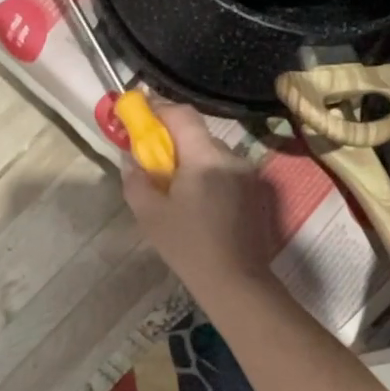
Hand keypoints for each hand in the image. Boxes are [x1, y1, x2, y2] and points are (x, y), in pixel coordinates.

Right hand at [121, 104, 279, 295]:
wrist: (235, 282)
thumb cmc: (188, 248)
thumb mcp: (150, 215)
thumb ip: (136, 179)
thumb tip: (133, 159)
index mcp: (205, 157)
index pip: (182, 114)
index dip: (158, 109)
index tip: (138, 114)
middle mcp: (232, 157)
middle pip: (197, 136)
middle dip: (173, 143)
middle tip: (153, 164)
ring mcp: (248, 175)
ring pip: (212, 156)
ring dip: (193, 164)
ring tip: (177, 194)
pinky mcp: (256, 194)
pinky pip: (226, 175)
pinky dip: (209, 180)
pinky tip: (200, 209)